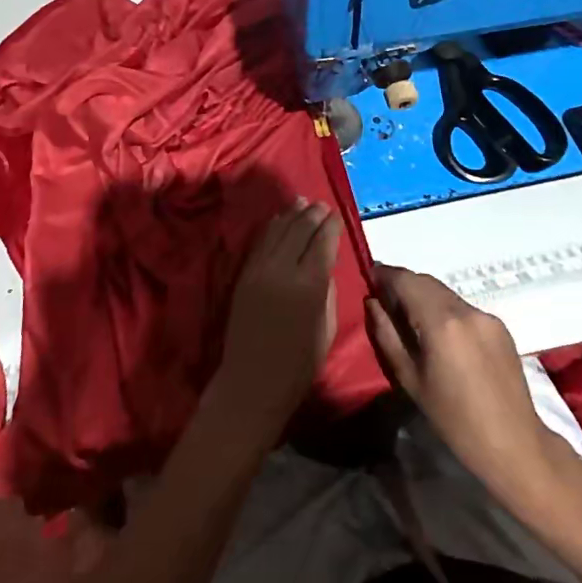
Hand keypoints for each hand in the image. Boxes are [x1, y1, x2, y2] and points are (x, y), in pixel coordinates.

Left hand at [215, 200, 340, 426]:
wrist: (253, 380)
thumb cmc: (299, 363)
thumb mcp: (327, 327)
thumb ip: (328, 291)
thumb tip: (325, 266)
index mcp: (309, 285)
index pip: (322, 243)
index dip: (331, 226)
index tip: (337, 216)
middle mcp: (283, 270)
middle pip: (300, 230)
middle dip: (313, 215)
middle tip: (322, 205)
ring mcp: (259, 270)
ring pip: (278, 231)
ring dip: (291, 214)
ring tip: (302, 202)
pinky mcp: (244, 275)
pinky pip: (260, 243)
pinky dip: (271, 227)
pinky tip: (279, 219)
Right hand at [365, 265, 554, 493]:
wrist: (512, 442)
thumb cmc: (454, 419)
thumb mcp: (410, 379)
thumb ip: (387, 335)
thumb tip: (373, 303)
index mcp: (442, 323)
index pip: (408, 281)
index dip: (386, 274)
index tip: (370, 276)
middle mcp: (466, 310)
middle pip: (428, 283)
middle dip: (404, 284)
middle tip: (384, 297)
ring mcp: (487, 316)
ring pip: (447, 294)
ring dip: (425, 296)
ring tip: (408, 316)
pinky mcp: (500, 326)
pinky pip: (465, 309)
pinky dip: (446, 311)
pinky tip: (440, 333)